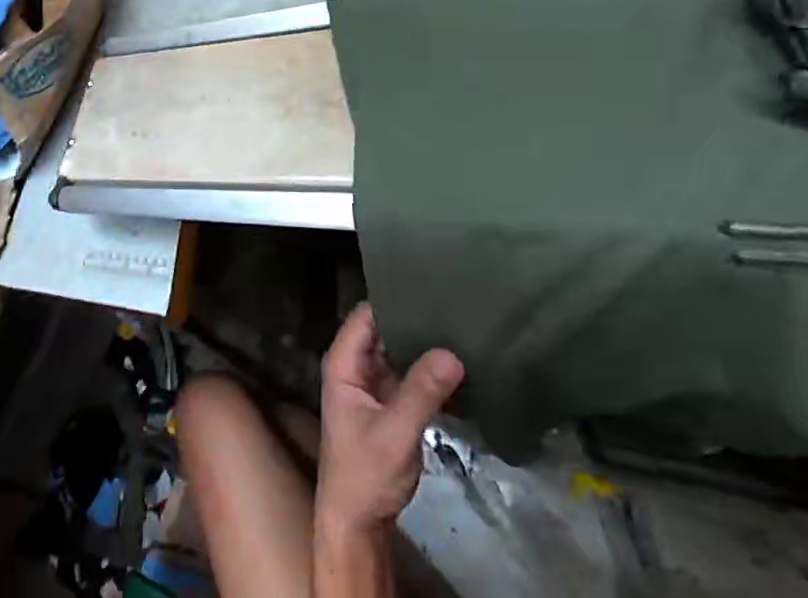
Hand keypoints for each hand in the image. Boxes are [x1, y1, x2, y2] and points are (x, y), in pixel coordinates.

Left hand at [315, 304, 464, 532]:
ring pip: (400, 351)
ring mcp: (374, 384)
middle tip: (456, 304)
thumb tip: (452, 352)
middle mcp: (356, 367)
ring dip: (425, 343)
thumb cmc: (365, 473)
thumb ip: (421, 393)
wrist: (358, 522)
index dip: (392, 298)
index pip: (366, 315)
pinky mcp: (391, 402)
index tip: (428, 286)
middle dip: (415, 318)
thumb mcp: (394, 433)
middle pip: (385, 329)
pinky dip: (431, 368)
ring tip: (464, 325)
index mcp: (343, 364)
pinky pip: (411, 374)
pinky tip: (460, 361)